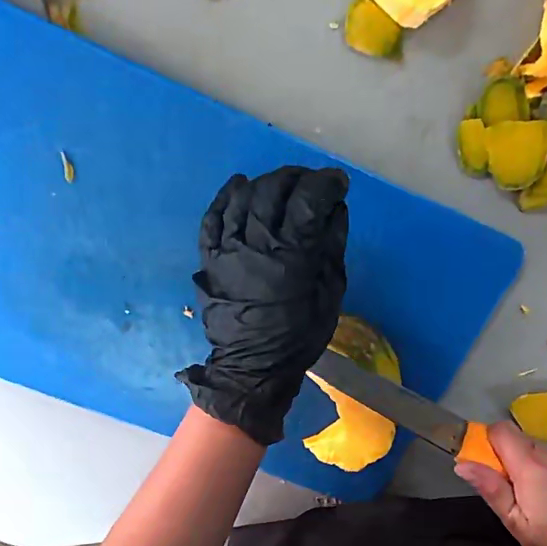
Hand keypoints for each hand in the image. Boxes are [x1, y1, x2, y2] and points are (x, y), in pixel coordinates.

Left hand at [177, 166, 348, 445]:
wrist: (251, 367)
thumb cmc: (298, 335)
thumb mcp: (330, 293)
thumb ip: (332, 246)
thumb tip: (335, 209)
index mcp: (292, 256)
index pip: (308, 200)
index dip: (326, 183)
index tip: (337, 183)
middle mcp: (256, 244)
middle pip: (273, 190)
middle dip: (296, 178)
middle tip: (310, 183)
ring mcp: (227, 250)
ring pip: (243, 198)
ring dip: (265, 183)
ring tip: (280, 186)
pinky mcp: (209, 259)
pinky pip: (213, 218)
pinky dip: (226, 197)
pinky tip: (239, 186)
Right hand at [456, 421, 546, 545]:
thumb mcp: (517, 525)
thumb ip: (491, 489)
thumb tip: (463, 464)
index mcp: (532, 466)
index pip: (500, 430)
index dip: (488, 442)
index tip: (488, 467)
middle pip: (521, 440)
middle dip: (510, 458)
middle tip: (515, 493)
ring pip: (543, 450)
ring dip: (533, 465)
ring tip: (543, 500)